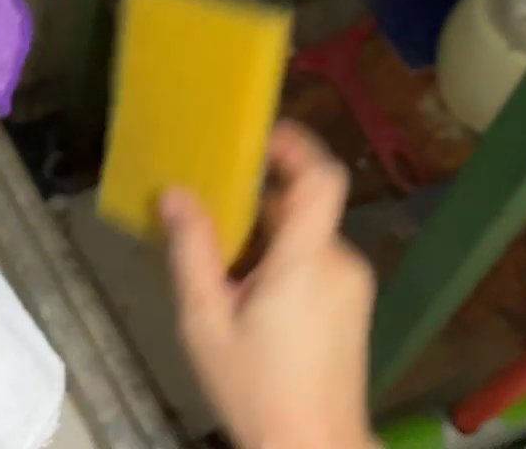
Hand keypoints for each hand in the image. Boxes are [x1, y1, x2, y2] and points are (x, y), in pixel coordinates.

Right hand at [164, 124, 377, 448]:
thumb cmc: (258, 391)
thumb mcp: (206, 322)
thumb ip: (191, 252)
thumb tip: (174, 194)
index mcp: (306, 261)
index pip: (320, 179)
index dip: (294, 145)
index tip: (256, 134)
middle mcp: (338, 263)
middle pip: (299, 206)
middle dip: (253, 202)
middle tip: (206, 210)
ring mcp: (350, 286)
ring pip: (302, 234)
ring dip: (263, 234)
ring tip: (219, 260)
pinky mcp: (350, 305)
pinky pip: (312, 258)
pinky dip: (279, 257)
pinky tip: (246, 291)